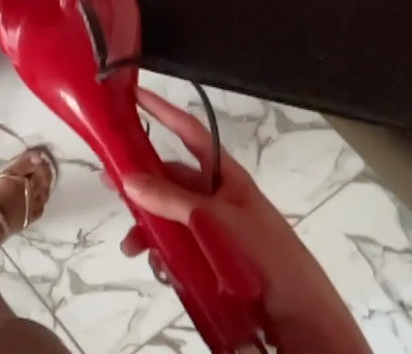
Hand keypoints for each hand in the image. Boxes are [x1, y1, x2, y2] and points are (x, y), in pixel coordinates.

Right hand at [120, 89, 369, 353]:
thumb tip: (126, 178)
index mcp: (225, 176)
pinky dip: (162, 252)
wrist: (302, 318)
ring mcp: (214, 229)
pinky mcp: (212, 259)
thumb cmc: (266, 254)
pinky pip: (177, 246)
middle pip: (170, 179)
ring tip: (132, 247)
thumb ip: (170, 198)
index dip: (163, 111)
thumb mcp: (216, 219)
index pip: (190, 133)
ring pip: (168, 216)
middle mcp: (217, 197)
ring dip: (147, 227)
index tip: (133, 93)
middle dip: (140, 183)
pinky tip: (156, 265)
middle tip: (109, 184)